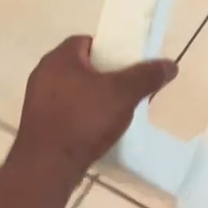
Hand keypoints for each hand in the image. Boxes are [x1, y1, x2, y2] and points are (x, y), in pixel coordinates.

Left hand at [9, 36, 176, 176]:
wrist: (48, 166)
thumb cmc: (84, 120)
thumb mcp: (124, 94)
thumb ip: (147, 76)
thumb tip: (170, 64)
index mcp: (59, 59)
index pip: (87, 41)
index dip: (110, 48)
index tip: (127, 64)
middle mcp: (42, 74)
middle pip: (82, 66)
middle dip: (106, 75)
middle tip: (127, 88)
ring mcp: (37, 100)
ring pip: (74, 89)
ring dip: (94, 96)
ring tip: (116, 111)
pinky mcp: (38, 123)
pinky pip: (66, 109)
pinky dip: (82, 114)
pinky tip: (97, 129)